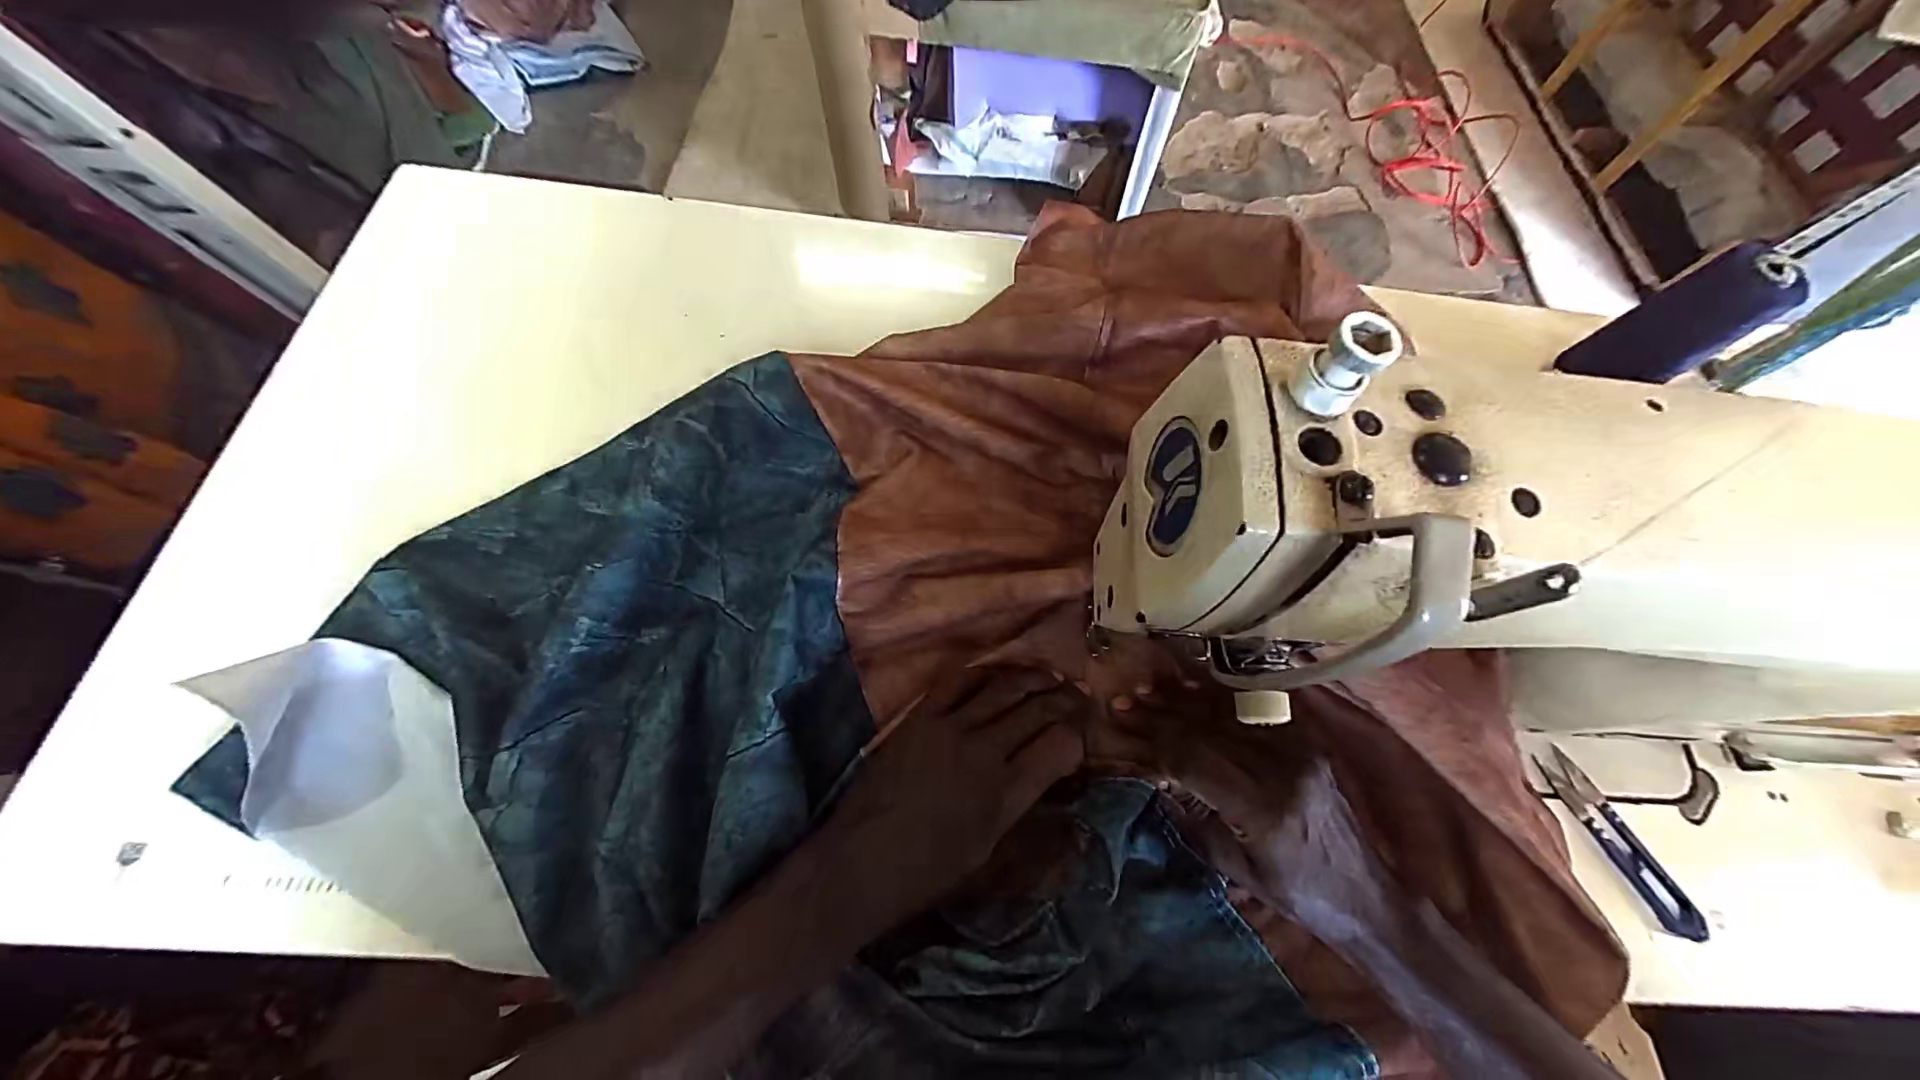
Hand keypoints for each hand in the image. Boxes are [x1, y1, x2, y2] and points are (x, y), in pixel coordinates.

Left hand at [820, 666, 1088, 927]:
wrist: (860, 860)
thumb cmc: (928, 872)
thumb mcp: (990, 850)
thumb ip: (1022, 803)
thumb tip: (1050, 769)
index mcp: (1005, 793)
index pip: (1060, 745)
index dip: (1079, 733)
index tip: (1083, 731)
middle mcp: (983, 752)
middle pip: (1037, 710)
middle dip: (1066, 699)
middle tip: (1079, 693)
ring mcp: (948, 728)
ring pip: (1003, 688)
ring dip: (1033, 677)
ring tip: (1050, 675)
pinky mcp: (919, 717)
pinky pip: (958, 682)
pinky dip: (985, 672)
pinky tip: (998, 672)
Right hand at [1099, 692, 1391, 942]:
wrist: (1366, 896)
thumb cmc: (1295, 894)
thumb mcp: (1234, 868)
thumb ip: (1193, 818)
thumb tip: (1153, 776)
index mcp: (1261, 809)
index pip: (1192, 759)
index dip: (1152, 742)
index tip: (1121, 728)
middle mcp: (1281, 770)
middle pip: (1204, 730)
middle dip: (1158, 716)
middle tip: (1122, 704)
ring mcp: (1298, 752)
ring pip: (1226, 715)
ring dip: (1181, 700)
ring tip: (1146, 690)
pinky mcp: (1307, 744)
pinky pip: (1253, 713)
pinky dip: (1217, 699)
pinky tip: (1191, 687)